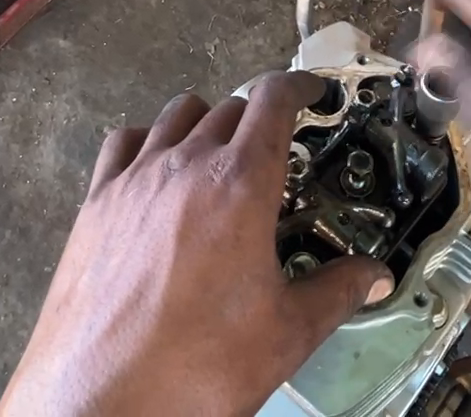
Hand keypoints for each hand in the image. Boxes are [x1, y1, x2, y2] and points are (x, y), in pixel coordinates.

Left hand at [0, 71, 393, 416]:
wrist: (99, 407)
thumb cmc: (196, 368)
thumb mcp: (285, 334)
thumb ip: (336, 292)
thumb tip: (374, 277)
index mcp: (240, 182)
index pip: (273, 100)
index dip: (299, 86)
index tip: (312, 91)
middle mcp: (187, 163)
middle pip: (231, 107)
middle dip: (258, 120)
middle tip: (271, 158)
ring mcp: (136, 177)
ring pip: (179, 113)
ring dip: (207, 122)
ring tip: (217, 160)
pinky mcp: (96, 200)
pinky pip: (123, 141)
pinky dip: (147, 141)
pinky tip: (155, 172)